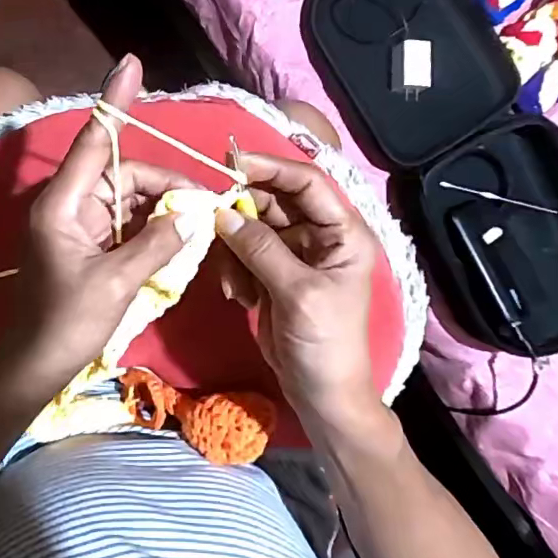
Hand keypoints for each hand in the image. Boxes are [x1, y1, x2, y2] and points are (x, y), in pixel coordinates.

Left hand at [0, 56, 195, 392]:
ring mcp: (78, 224)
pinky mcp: (88, 243)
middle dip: (163, 183)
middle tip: (201, 202)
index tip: (131, 64)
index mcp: (63, 204)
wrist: (36, 366)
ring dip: (161, 205)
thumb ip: (156, 244)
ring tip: (194, 221)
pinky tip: (176, 234)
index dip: (114, 102)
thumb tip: (190, 214)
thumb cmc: (66, 323)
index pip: (94, 142)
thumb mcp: (116, 283)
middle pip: (122, 173)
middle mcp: (69, 205)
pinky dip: (151, 224)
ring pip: (128, 197)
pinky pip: (126, 220)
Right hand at [214, 153, 381, 424]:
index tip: (232, 163)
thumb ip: (261, 249)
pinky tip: (240, 297)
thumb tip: (223, 213)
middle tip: (214, 221)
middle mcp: (320, 235)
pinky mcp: (273, 274)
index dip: (272, 167)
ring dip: (236, 249)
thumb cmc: (325, 342)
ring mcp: (295, 254)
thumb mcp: (297, 292)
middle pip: (276, 201)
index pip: (308, 183)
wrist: (321, 394)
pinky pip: (245, 253)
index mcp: (343, 232)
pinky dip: (235, 269)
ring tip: (236, 283)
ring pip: (254, 227)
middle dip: (244, 212)